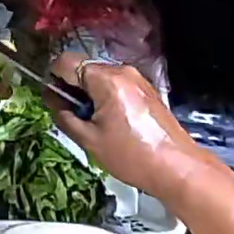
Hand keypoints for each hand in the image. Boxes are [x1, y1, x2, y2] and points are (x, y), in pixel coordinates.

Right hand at [50, 52, 207, 196]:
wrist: (182, 171)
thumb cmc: (132, 156)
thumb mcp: (89, 140)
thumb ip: (64, 116)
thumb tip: (52, 101)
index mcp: (105, 79)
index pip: (65, 62)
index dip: (53, 78)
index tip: (53, 100)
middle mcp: (121, 71)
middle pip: (83, 68)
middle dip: (72, 87)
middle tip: (71, 114)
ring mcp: (137, 79)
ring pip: (99, 77)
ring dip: (89, 93)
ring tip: (93, 122)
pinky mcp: (147, 91)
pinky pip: (115, 85)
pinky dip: (105, 97)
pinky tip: (112, 122)